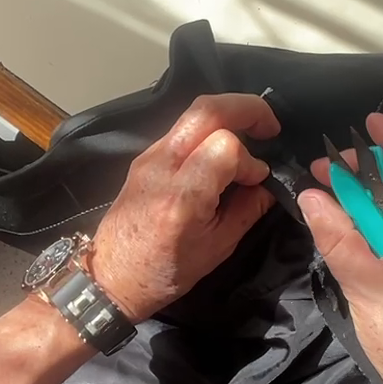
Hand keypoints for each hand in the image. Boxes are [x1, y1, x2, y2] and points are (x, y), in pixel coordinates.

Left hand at [88, 94, 281, 320]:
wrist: (112, 276)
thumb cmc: (166, 271)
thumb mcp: (218, 248)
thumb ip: (248, 210)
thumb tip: (267, 183)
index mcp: (181, 197)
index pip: (225, 146)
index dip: (251, 159)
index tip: (259, 179)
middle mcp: (161, 167)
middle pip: (206, 110)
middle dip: (246, 108)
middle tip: (270, 125)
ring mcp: (148, 157)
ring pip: (193, 114)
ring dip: (228, 115)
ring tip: (251, 134)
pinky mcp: (144, 157)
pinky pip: (182, 130)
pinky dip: (210, 130)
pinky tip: (222, 150)